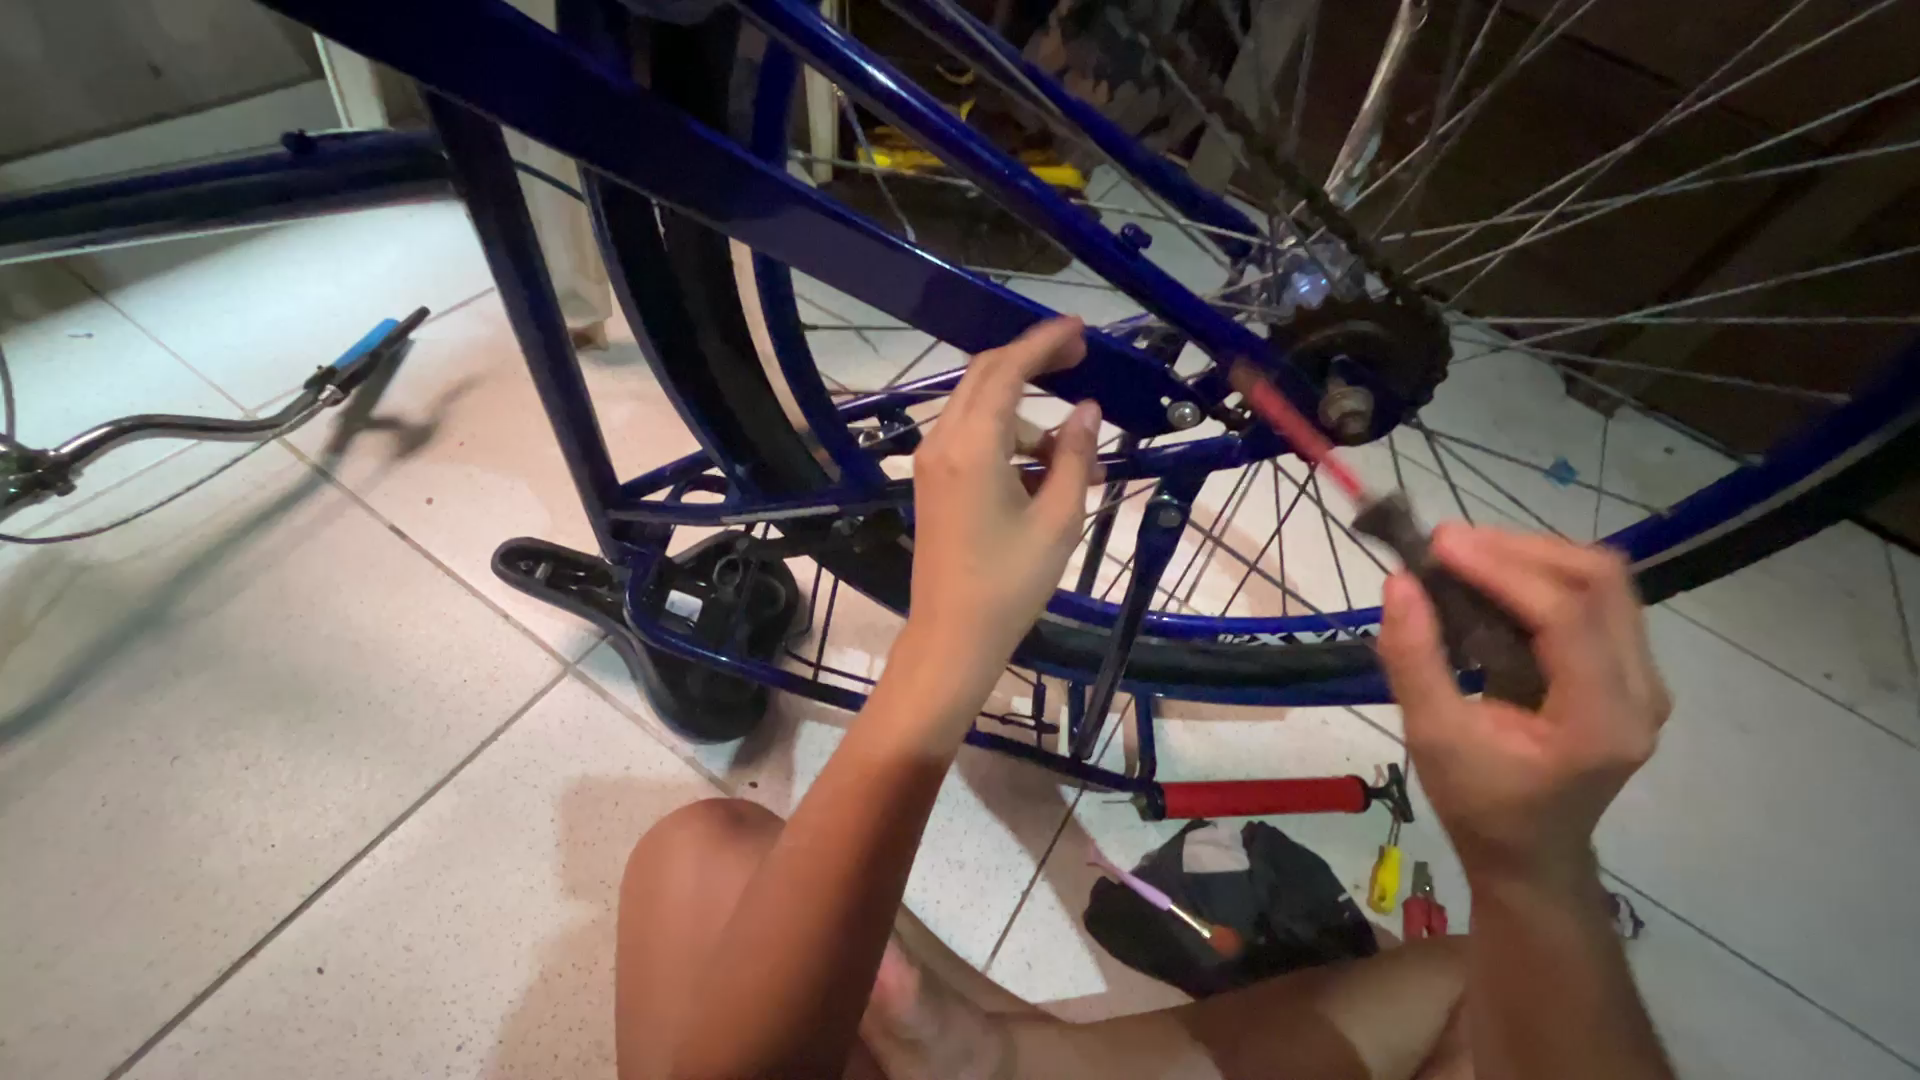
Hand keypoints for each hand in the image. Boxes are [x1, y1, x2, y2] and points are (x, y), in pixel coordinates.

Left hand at [896, 318, 1102, 704]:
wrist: (952, 635)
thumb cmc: (1011, 584)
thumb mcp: (1058, 519)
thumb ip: (1075, 457)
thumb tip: (1087, 411)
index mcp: (972, 447)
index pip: (1007, 370)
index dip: (1044, 342)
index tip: (1080, 330)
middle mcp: (942, 442)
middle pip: (984, 376)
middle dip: (1030, 361)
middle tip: (1078, 361)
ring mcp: (930, 461)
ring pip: (978, 408)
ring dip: (1024, 414)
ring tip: (1071, 456)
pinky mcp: (931, 481)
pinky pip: (969, 437)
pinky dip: (1004, 437)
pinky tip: (1037, 471)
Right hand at [1378, 526, 1670, 885]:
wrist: (1529, 852)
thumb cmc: (1479, 803)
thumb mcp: (1432, 738)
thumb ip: (1414, 660)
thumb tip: (1398, 583)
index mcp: (1602, 720)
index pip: (1567, 617)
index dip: (1503, 569)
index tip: (1436, 544)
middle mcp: (1641, 691)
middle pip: (1601, 583)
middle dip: (1520, 550)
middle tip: (1446, 545)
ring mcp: (1641, 679)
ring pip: (1602, 583)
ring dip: (1530, 557)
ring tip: (1460, 557)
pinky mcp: (1624, 671)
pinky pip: (1591, 600)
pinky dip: (1537, 578)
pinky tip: (1487, 583)